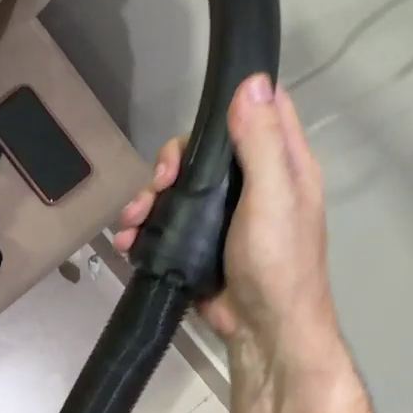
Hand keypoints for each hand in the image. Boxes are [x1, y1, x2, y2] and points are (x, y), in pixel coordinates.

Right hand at [113, 75, 340, 371]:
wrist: (263, 331)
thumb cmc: (277, 262)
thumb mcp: (274, 195)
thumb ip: (261, 141)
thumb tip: (252, 81)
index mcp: (283, 166)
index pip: (261, 112)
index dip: (230, 108)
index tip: (199, 124)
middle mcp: (253, 185)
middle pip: (205, 152)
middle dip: (172, 163)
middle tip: (160, 182)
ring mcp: (222, 217)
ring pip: (179, 188)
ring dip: (149, 198)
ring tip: (133, 220)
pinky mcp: (197, 245)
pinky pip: (165, 224)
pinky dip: (143, 229)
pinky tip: (130, 241)